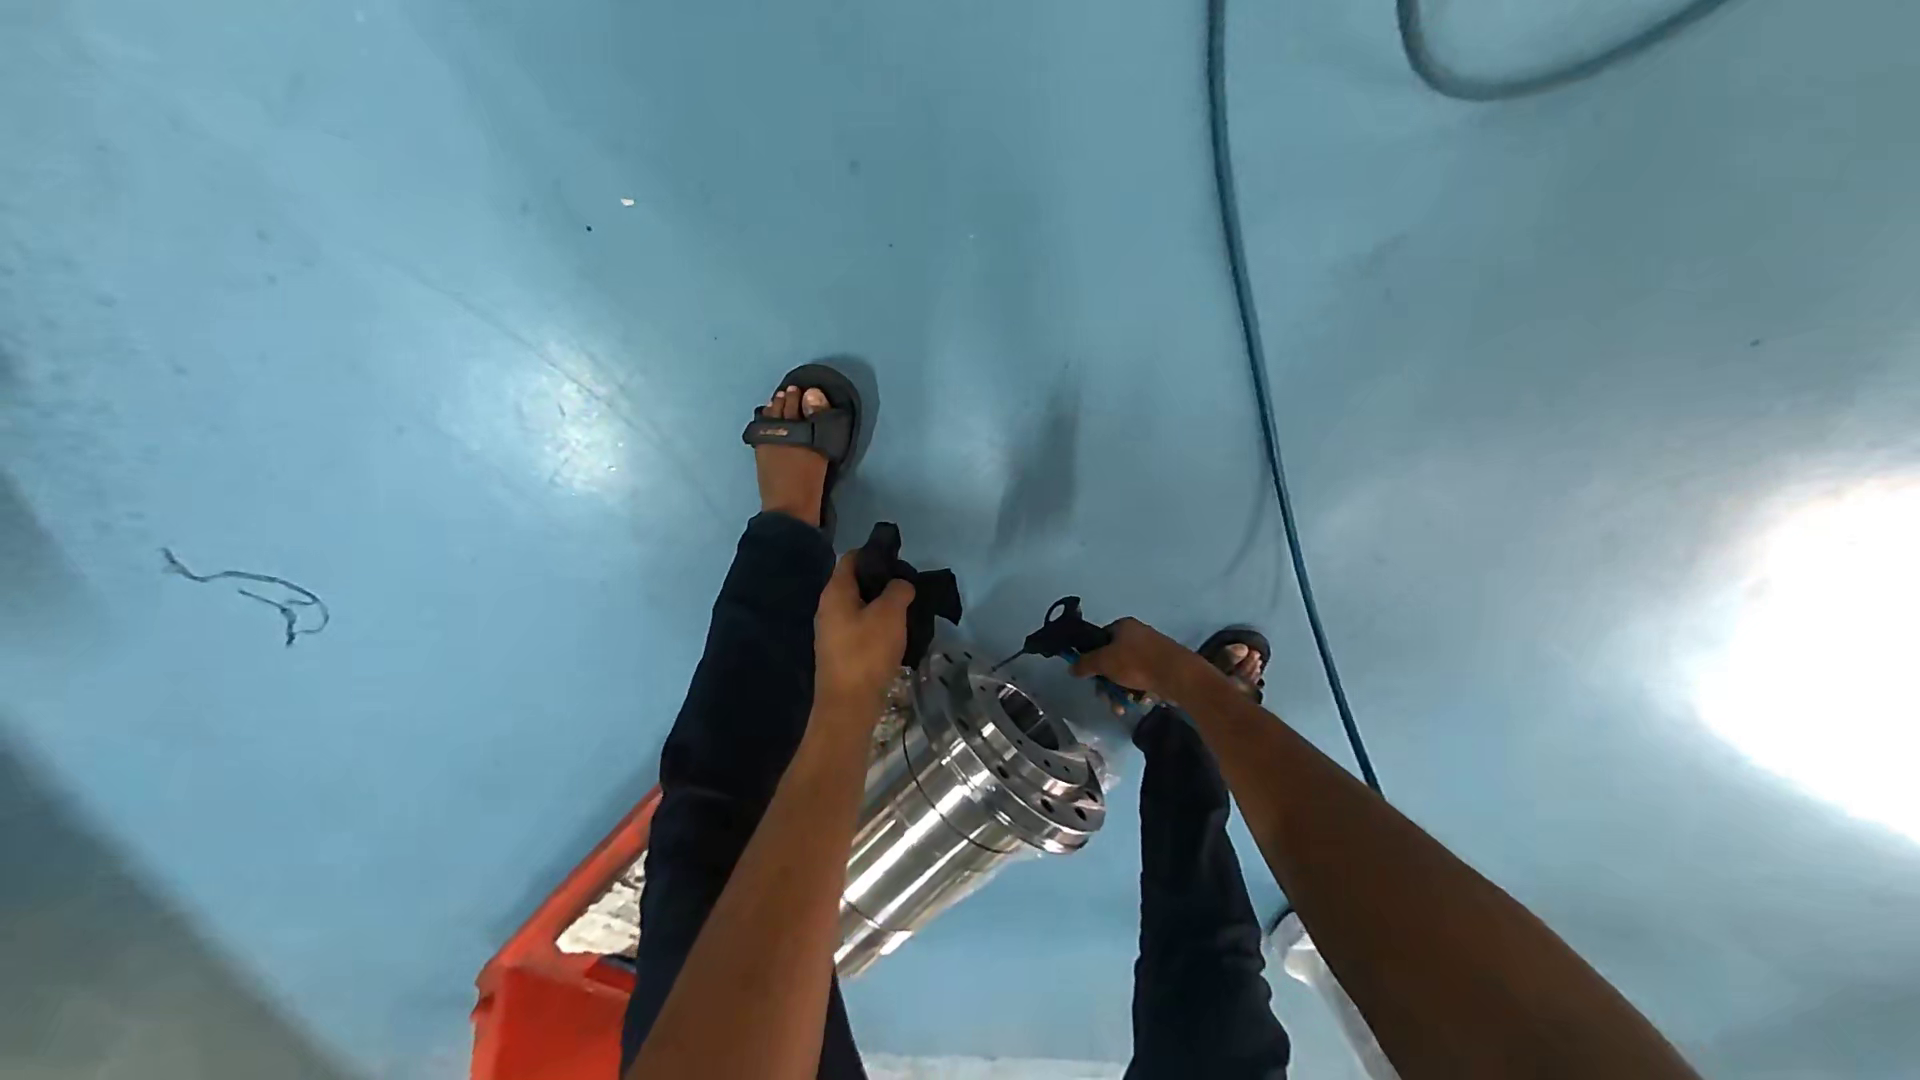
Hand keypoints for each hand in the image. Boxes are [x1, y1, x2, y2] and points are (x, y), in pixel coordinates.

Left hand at [813, 552, 914, 723]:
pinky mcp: (840, 651)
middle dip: (881, 580)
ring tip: (906, 607)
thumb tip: (901, 584)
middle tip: (908, 585)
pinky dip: (877, 624)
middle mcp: (828, 607)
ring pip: (859, 606)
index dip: (874, 554)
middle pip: (855, 582)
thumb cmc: (867, 652)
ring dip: (881, 604)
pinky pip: (860, 626)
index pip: (852, 558)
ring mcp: (832, 631)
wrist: (849, 704)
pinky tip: (895, 632)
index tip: (899, 560)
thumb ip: (898, 590)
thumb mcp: (890, 614)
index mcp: (835, 592)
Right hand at [1069, 617, 1197, 701]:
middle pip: (1112, 661)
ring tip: (1122, 708)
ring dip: (1120, 692)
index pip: (1099, 639)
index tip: (1089, 675)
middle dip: (1107, 683)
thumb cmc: (1138, 663)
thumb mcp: (1104, 661)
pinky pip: (1142, 681)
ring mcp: (1152, 652)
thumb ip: (1085, 664)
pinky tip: (1139, 702)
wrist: (1179, 676)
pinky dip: (1137, 693)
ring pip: (1127, 674)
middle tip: (1105, 698)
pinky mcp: (1163, 669)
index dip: (1091, 657)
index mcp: (1124, 626)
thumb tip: (1071, 668)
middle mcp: (1138, 636)